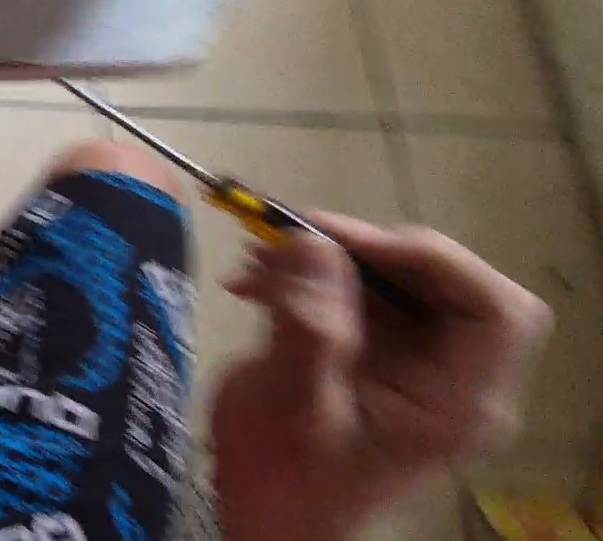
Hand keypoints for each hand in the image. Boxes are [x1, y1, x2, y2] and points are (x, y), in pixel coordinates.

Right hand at [211, 214, 552, 540]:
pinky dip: (302, 274)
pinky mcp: (366, 353)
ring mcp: (408, 365)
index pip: (493, 310)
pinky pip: (351, 294)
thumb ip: (309, 323)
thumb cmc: (282, 470)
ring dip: (324, 257)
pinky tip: (251, 280)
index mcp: (456, 401)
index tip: (336, 238)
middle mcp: (447, 378)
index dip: (426, 259)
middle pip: (445, 286)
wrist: (262, 512)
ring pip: (393, 282)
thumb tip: (310, 240)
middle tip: (284, 234)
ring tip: (255, 256)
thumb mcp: (289, 399)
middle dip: (364, 248)